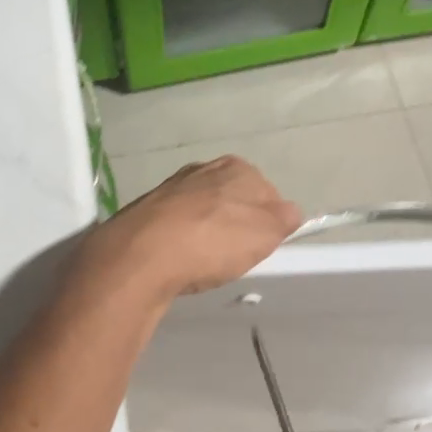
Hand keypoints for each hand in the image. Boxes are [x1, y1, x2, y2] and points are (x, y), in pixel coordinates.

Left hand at [75, 156, 300, 300]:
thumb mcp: (266, 233)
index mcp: (236, 167)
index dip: (269, 221)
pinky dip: (180, 243)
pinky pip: (175, 228)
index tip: (262, 246)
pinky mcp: (145, 212)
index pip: (267, 192)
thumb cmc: (214, 241)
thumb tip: (289, 212)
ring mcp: (170, 189)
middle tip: (234, 257)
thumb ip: (284, 219)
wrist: (143, 255)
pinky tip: (179, 262)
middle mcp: (202, 170)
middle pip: (232, 201)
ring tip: (204, 263)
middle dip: (236, 225)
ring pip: (202, 213)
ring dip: (206, 234)